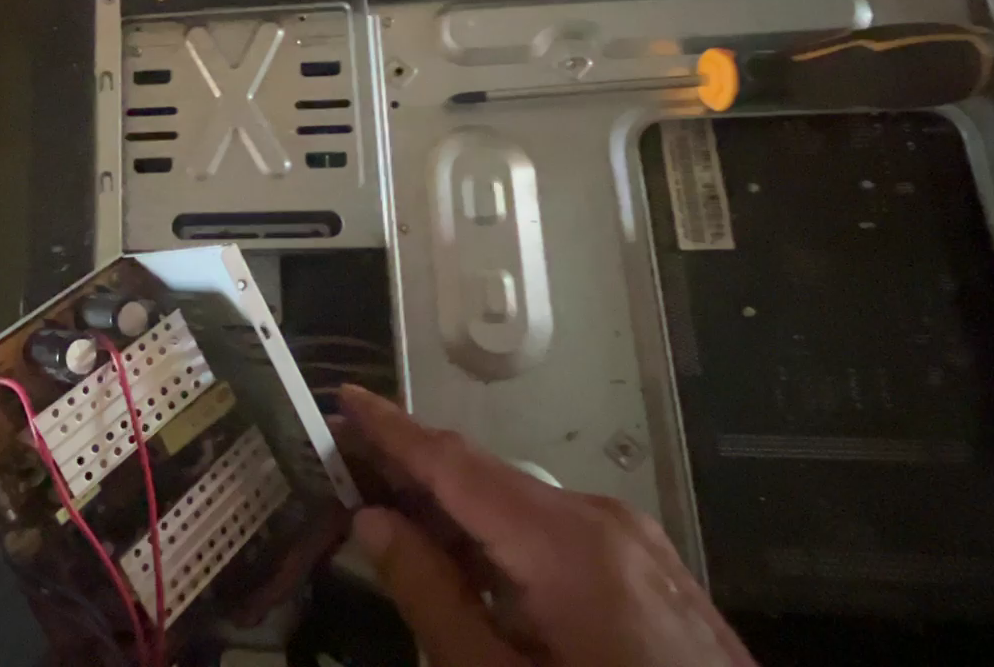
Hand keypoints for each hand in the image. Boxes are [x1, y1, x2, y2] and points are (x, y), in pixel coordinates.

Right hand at [335, 384, 755, 666]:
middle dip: (414, 469)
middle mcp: (601, 521)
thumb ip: (431, 596)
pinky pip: (555, 531)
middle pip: (485, 476)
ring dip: (455, 508)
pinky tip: (470, 564)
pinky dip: (499, 535)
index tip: (343, 396)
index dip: (391, 428)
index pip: (455, 462)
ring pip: (518, 504)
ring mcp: (633, 543)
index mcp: (565, 543)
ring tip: (396, 520)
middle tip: (348, 469)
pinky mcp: (649, 570)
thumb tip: (373, 520)